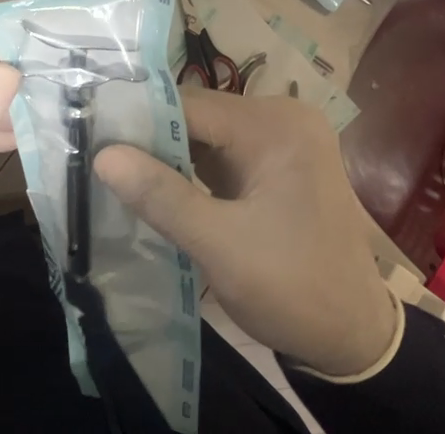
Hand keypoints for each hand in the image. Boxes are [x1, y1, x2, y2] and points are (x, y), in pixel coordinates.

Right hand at [94, 87, 398, 377]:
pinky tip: (157, 185)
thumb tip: (101, 155)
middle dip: (150, 139)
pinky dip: (190, 168)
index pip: (187, 105)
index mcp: (274, 126)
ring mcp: (282, 139)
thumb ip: (160, 197)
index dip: (135, 120)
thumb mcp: (220, 246)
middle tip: (97, 158)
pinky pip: (222, 152)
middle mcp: (281, 117)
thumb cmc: (294, 289)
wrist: (356, 339)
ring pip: (205, 134)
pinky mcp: (278, 163)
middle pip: (195, 115)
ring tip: (117, 171)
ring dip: (167, 154)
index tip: (88, 137)